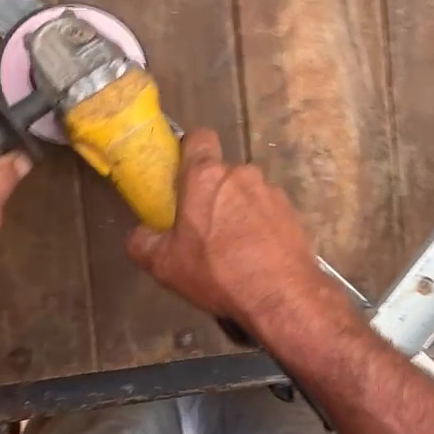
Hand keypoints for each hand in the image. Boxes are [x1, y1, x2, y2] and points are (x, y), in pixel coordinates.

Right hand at [126, 129, 344, 334]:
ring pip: (246, 193)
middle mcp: (242, 174)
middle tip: (203, 228)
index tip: (183, 173)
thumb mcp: (165, 265)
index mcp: (206, 176)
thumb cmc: (218, 274)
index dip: (190, 149)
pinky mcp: (293, 212)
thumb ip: (143, 242)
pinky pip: (268, 212)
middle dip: (212, 194)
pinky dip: (261, 226)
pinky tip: (258, 256)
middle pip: (222, 173)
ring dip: (238, 211)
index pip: (198, 137)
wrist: (281, 296)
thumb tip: (141, 235)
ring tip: (234, 249)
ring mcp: (271, 192)